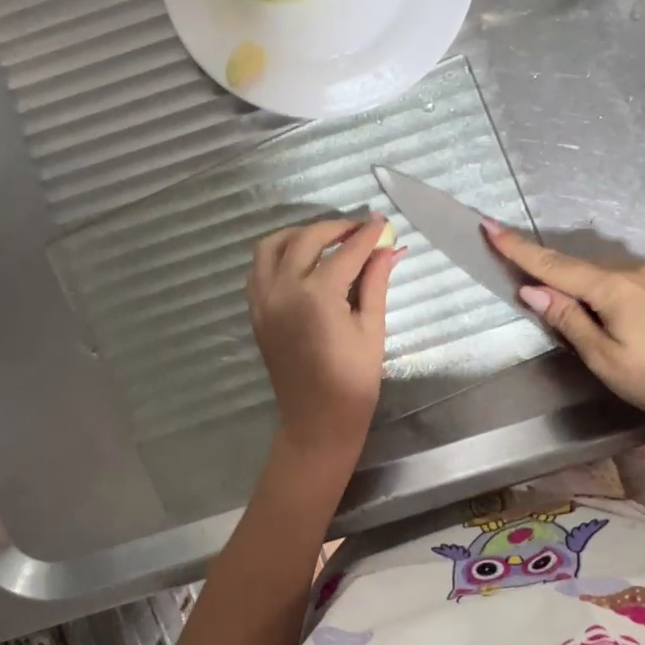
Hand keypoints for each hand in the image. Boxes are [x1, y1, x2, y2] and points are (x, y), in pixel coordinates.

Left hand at [249, 216, 404, 457]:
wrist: (317, 422)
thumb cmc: (354, 382)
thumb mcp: (372, 329)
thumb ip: (376, 283)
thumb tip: (388, 248)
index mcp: (317, 296)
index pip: (346, 252)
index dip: (367, 235)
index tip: (382, 222)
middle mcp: (283, 290)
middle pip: (306, 239)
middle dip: (334, 228)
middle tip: (358, 231)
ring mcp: (263, 301)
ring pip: (271, 247)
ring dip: (298, 236)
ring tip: (325, 241)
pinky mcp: (255, 313)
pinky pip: (259, 270)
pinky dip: (277, 256)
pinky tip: (301, 262)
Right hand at [483, 219, 644, 433]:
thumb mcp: (604, 358)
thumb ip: (568, 320)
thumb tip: (533, 289)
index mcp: (614, 288)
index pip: (554, 265)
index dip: (519, 248)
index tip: (489, 226)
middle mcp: (640, 272)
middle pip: (585, 272)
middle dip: (559, 282)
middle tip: (543, 305)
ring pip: (614, 280)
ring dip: (595, 296)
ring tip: (599, 332)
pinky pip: (639, 287)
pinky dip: (621, 299)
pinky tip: (633, 327)